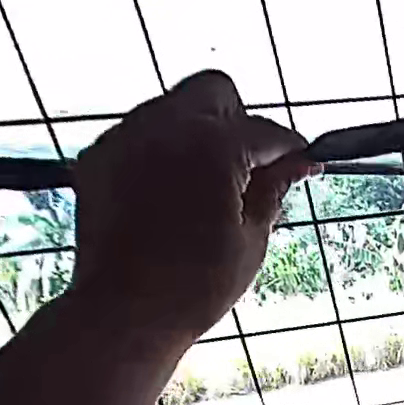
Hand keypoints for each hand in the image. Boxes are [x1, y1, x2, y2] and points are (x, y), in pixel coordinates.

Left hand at [70, 71, 314, 345]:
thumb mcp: (251, 242)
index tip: (302, 164)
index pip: (265, 131)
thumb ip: (273, 193)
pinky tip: (173, 199)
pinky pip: (142, 135)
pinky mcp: (101, 157)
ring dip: (200, 137)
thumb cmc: (195, 287)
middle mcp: (165, 125)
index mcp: (213, 148)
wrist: (127, 312)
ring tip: (209, 191)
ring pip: (175, 108)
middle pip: (216, 92)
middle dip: (240, 124)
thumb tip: (297, 166)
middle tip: (251, 172)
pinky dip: (165, 154)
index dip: (290, 150)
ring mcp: (127, 137)